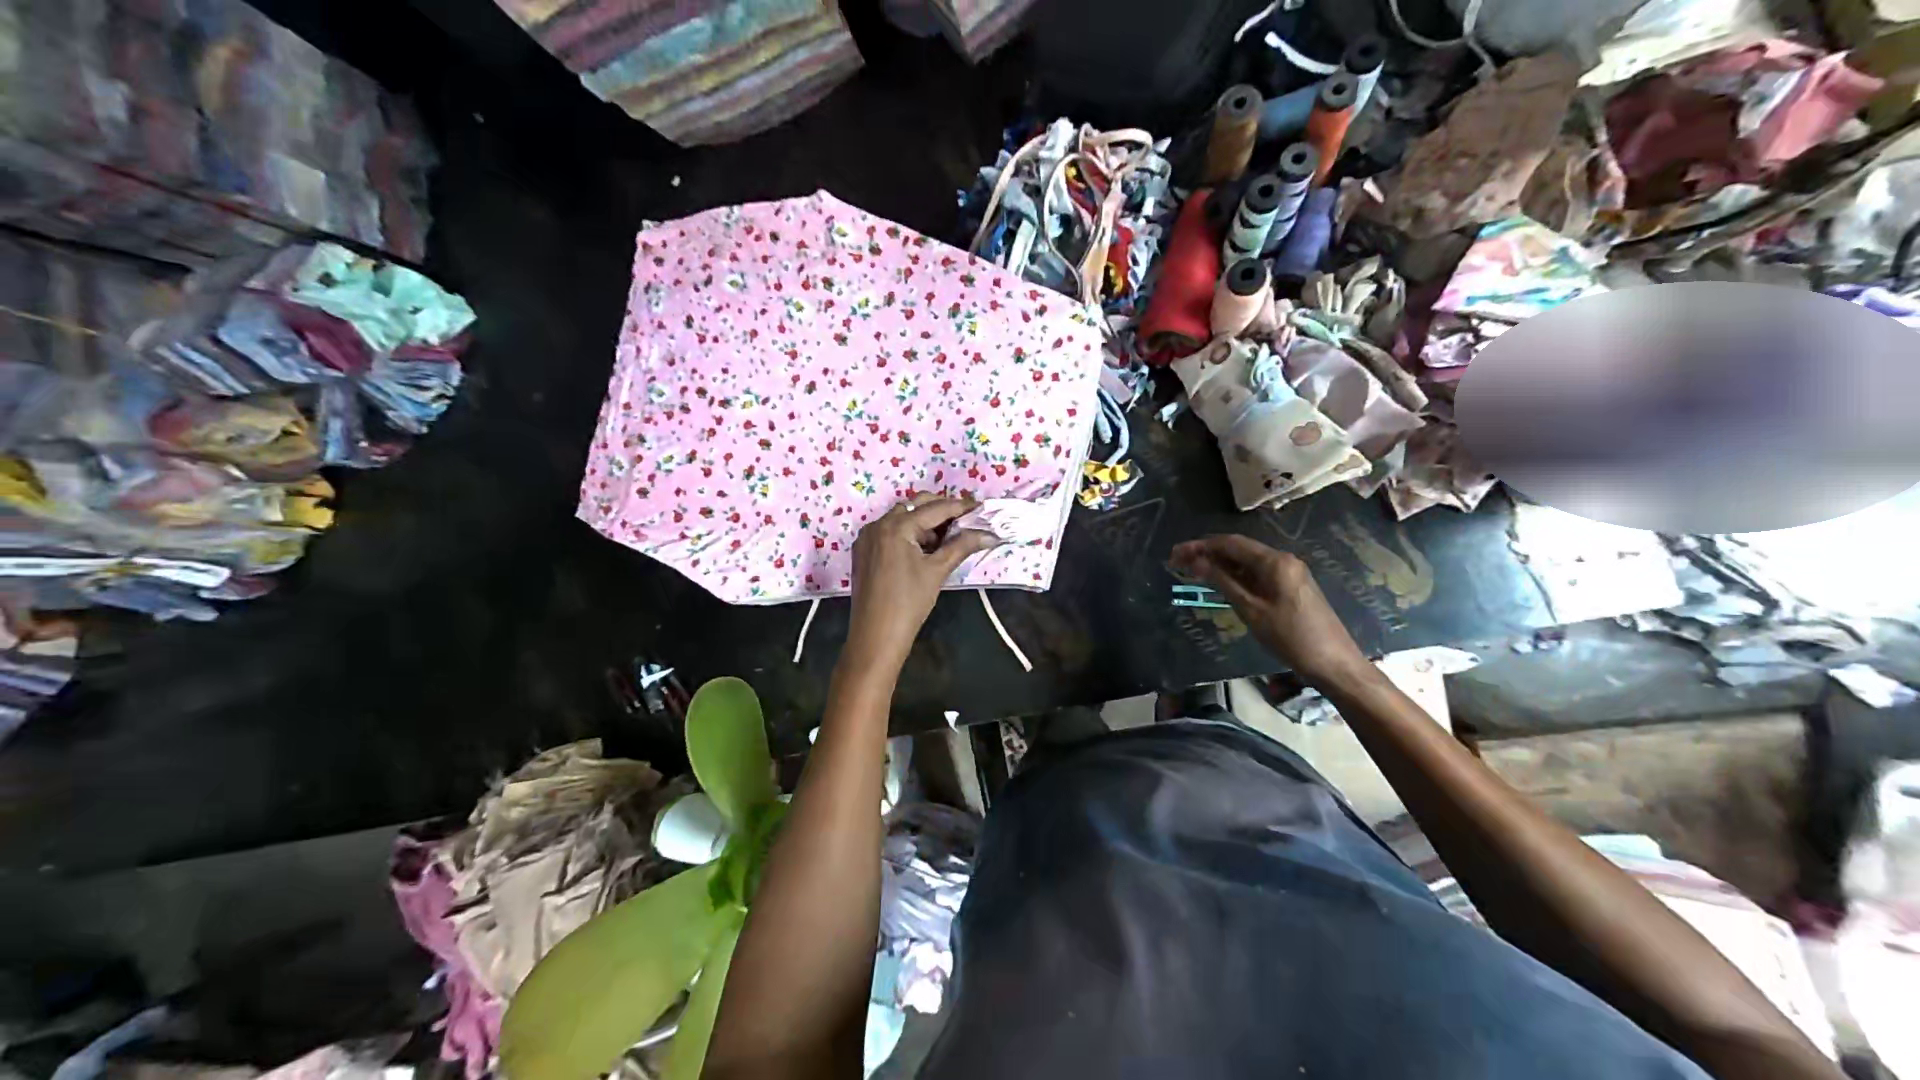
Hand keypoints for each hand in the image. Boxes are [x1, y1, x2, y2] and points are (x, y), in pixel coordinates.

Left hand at [846, 494, 999, 670]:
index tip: (980, 507)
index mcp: (896, 527)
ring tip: (946, 537)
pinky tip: (924, 548)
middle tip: (965, 520)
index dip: (960, 507)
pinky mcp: (863, 551)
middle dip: (941, 510)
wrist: (876, 636)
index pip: (935, 508)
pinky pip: (889, 531)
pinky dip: (908, 533)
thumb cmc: (909, 603)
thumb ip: (962, 546)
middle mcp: (878, 524)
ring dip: (924, 522)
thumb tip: (989, 533)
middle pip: (915, 506)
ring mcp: (867, 537)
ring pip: (901, 518)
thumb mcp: (938, 571)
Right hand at [1171, 534, 1370, 687]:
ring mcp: (1289, 572)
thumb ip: (1223, 582)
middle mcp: (1283, 560)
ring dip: (1220, 565)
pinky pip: (1257, 573)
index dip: (1200, 546)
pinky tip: (1219, 583)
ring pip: (1247, 561)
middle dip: (1207, 553)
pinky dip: (1235, 575)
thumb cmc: (1290, 637)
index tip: (1175, 553)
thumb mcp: (1251, 610)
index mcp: (1275, 562)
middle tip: (1178, 562)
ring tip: (1192, 572)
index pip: (1230, 543)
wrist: (1333, 662)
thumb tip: (1196, 561)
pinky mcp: (1291, 586)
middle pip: (1238, 549)